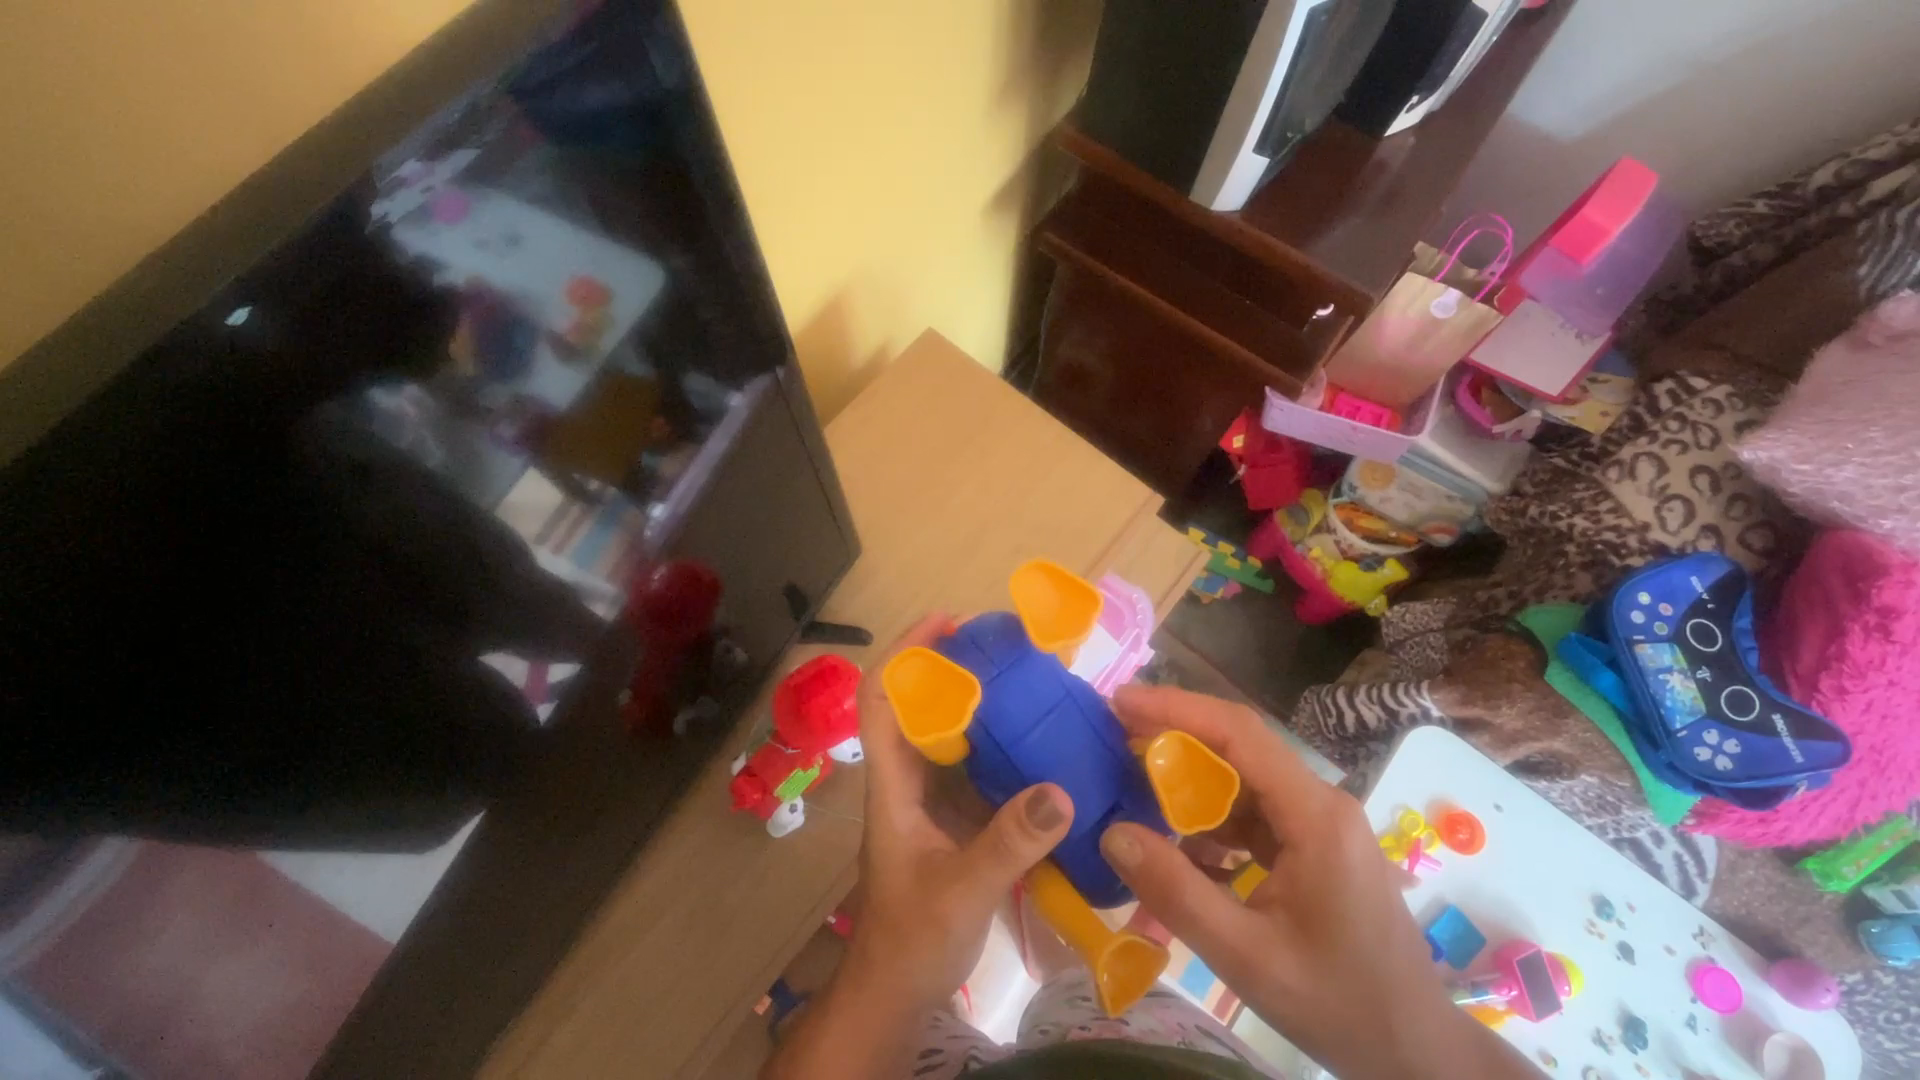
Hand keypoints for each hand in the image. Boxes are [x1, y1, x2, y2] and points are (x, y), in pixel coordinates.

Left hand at [844, 613, 1075, 1013]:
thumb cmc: (912, 939)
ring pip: (954, 740)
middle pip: (922, 709)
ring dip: (987, 711)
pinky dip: (1007, 754)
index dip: (906, 654)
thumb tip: (1061, 790)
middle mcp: (910, 784)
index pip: (881, 701)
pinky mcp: (957, 826)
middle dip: (958, 672)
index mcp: (893, 786)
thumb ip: (1009, 843)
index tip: (947, 622)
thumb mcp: (961, 890)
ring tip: (1035, 688)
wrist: (896, 994)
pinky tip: (1045, 750)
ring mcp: (933, 806)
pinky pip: (980, 775)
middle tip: (1011, 650)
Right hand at [1098, 684, 1535, 1079]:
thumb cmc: (1337, 1002)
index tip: (1119, 702)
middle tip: (1111, 738)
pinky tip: (1179, 850)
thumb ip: (1176, 892)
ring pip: (1242, 782)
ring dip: (1189, 784)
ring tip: (1132, 791)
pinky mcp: (1313, 848)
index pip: (1240, 732)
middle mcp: (1321, 804)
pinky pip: (1252, 817)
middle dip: (1173, 738)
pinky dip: (1211, 823)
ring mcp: (1320, 826)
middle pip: (1239, 748)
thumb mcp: (1246, 956)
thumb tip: (1112, 832)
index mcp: (1315, 815)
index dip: (1176, 708)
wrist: (1413, 1051)